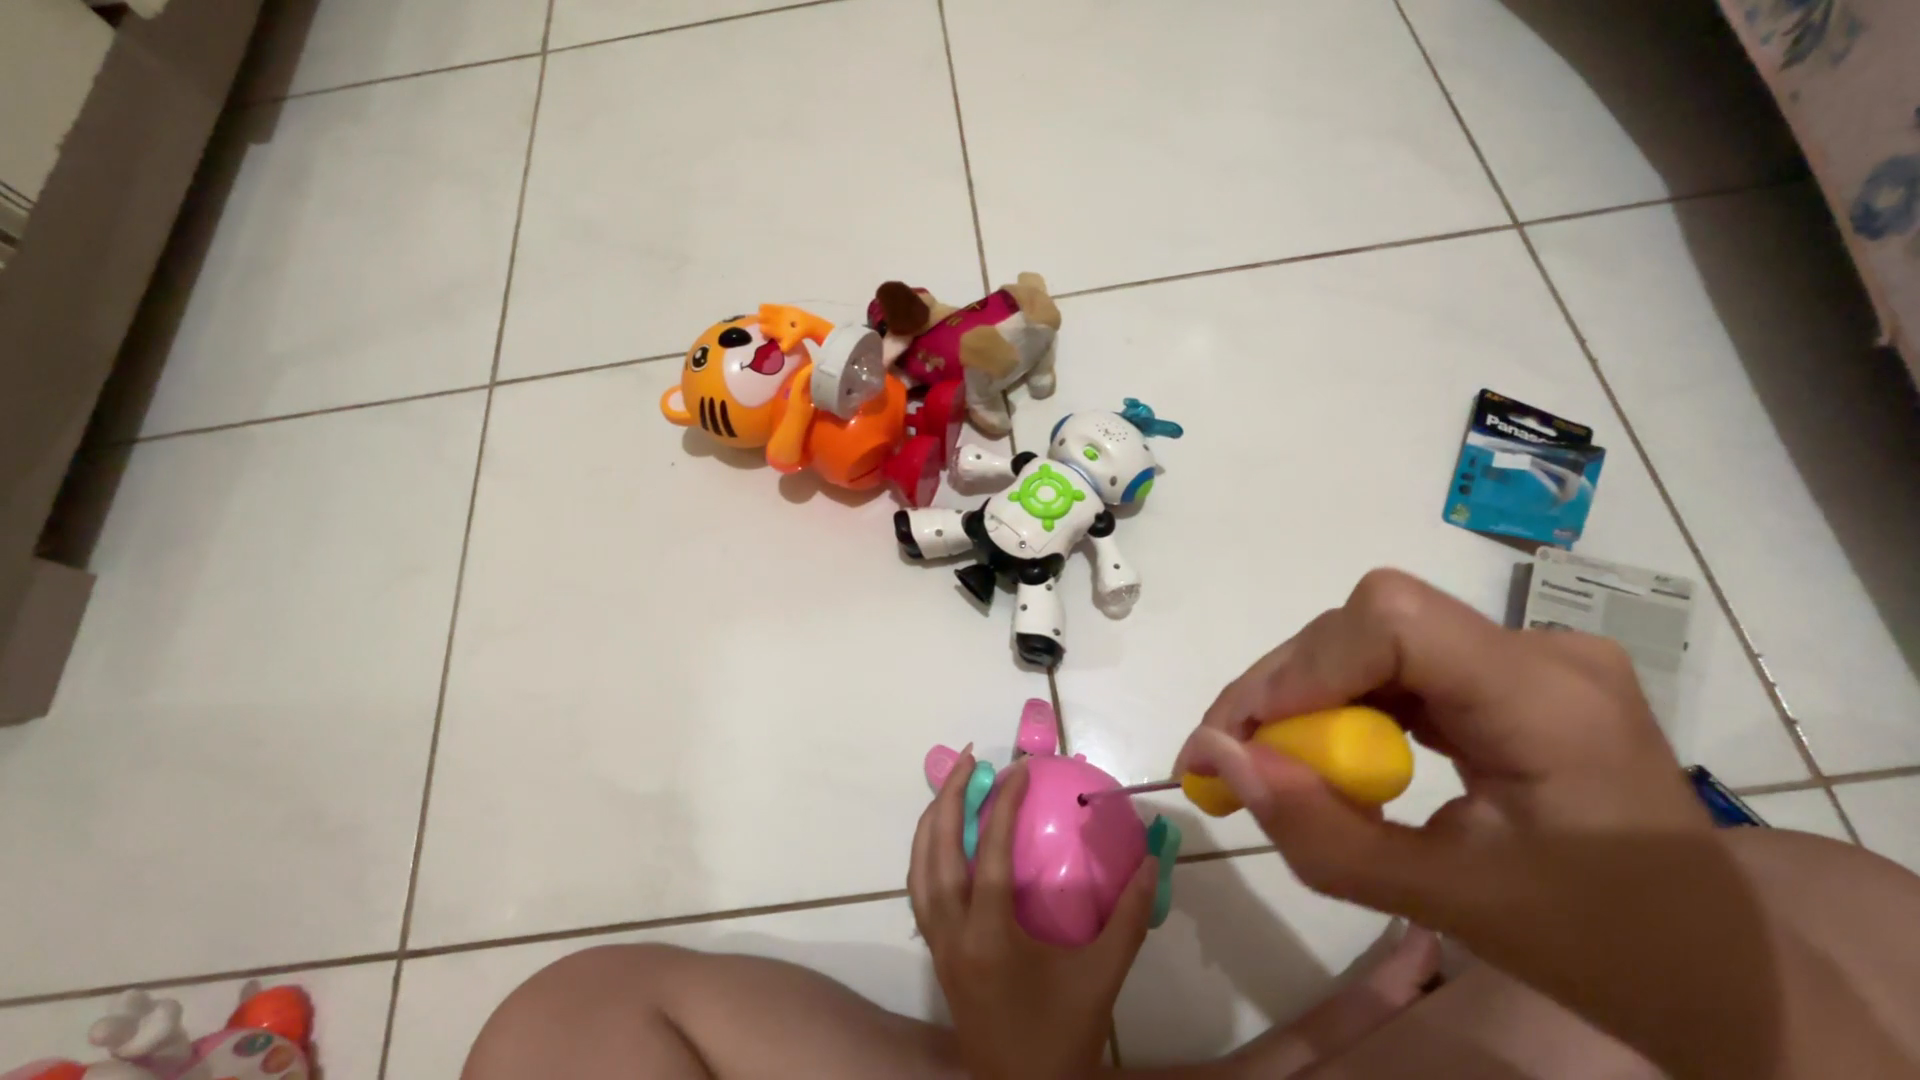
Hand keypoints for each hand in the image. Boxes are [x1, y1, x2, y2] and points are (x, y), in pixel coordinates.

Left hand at [909, 751, 1157, 1079]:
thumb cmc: (1065, 1032)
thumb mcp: (1105, 974)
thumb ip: (1131, 915)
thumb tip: (1155, 859)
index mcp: (989, 935)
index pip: (988, 853)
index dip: (1003, 803)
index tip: (1020, 767)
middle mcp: (952, 933)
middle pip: (936, 850)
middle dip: (948, 798)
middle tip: (971, 759)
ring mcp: (936, 944)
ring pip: (918, 869)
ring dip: (931, 822)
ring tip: (951, 786)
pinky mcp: (935, 953)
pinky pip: (919, 891)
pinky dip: (925, 855)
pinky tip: (944, 840)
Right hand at [1174, 568, 1711, 925]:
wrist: (1720, 972)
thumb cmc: (1600, 947)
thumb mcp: (1448, 900)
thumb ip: (1321, 831)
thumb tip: (1215, 757)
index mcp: (1547, 699)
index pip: (1395, 621)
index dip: (1302, 667)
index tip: (1241, 740)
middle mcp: (1541, 652)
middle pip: (1374, 623)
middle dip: (1288, 687)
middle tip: (1230, 760)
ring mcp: (1531, 659)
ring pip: (1376, 637)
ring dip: (1308, 694)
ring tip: (1270, 761)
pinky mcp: (1513, 678)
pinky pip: (1402, 666)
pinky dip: (1347, 705)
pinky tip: (1334, 755)